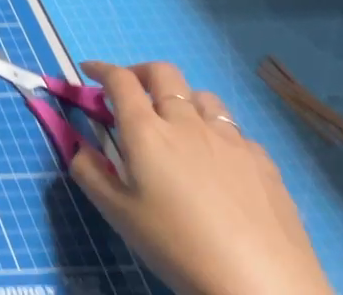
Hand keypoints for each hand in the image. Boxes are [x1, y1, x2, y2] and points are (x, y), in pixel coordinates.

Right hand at [70, 61, 332, 294]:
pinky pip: (234, 130)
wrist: (262, 284)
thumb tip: (80, 146)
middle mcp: (186, 123)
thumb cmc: (177, 245)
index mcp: (146, 131)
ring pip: (202, 96)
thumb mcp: (116, 213)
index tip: (90, 72)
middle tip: (131, 92)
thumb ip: (88, 171)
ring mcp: (230, 140)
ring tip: (176, 124)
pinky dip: (215, 132)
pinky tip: (216, 161)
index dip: (101, 69)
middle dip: (140, 72)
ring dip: (181, 98)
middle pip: (163, 73)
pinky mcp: (262, 161)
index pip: (120, 80)